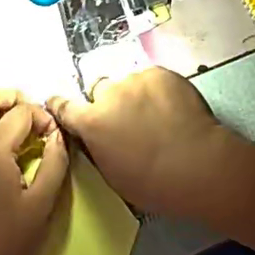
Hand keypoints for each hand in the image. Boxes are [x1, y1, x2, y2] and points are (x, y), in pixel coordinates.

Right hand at [47, 68, 241, 213]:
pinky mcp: (162, 73)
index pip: (64, 106)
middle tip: (126, 118)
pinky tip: (170, 106)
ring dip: (135, 95)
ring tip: (154, 113)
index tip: (58, 102)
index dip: (61, 104)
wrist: (196, 163)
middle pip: (101, 89)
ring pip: (129, 83)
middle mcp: (110, 94)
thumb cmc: (152, 182)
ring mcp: (138, 80)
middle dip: (108, 101)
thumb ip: (96, 145)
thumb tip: (95, 134)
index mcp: (92, 122)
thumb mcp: (110, 171)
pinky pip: (152, 78)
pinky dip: (157, 90)